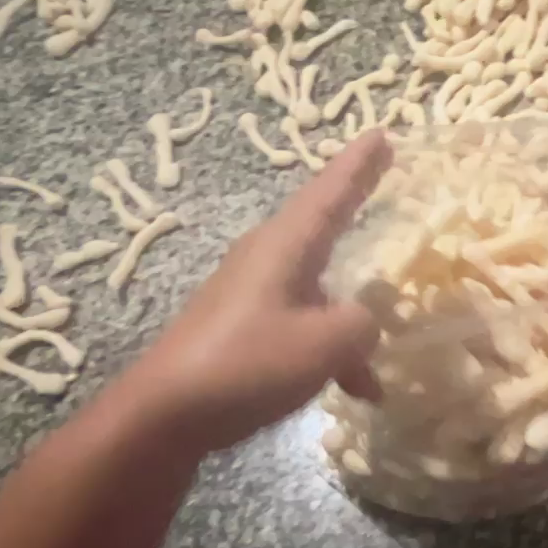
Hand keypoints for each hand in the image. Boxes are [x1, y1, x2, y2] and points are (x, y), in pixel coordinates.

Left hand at [111, 131, 391, 451]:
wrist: (165, 414)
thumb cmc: (247, 363)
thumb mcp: (324, 343)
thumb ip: (361, 324)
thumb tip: (365, 322)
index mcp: (285, 246)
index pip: (330, 192)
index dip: (359, 165)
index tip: (382, 134)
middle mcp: (268, 258)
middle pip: (322, 223)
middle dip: (354, 202)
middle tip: (382, 172)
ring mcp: (254, 293)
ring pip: (320, 286)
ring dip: (352, 314)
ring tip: (380, 356)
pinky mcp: (245, 326)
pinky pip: (303, 322)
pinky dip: (331, 347)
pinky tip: (353, 390)